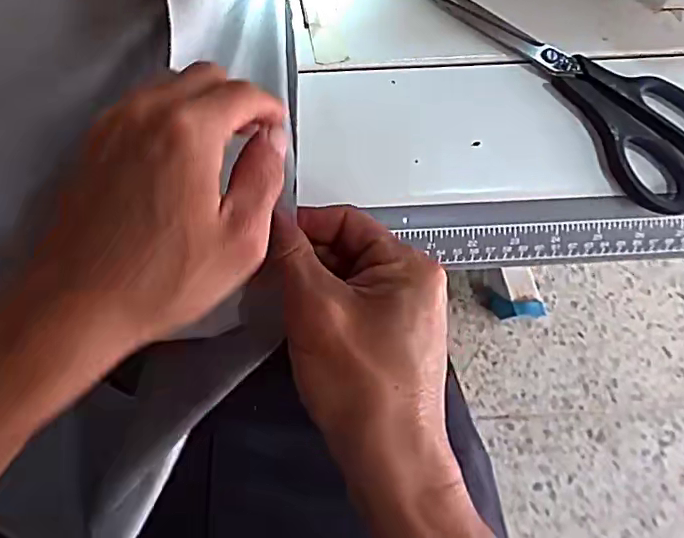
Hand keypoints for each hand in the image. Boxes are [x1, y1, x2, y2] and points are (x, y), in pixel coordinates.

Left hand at [14, 62, 287, 360]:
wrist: (75, 300)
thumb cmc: (157, 280)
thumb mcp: (238, 241)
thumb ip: (264, 178)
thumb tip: (270, 142)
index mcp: (188, 130)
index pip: (241, 92)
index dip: (267, 107)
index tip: (274, 126)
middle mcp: (148, 111)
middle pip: (206, 75)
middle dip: (236, 97)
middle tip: (249, 133)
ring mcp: (116, 120)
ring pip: (171, 83)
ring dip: (200, 100)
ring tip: (213, 141)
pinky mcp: (95, 136)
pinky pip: (141, 102)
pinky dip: (167, 111)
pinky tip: (172, 150)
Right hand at [273, 205, 486, 536]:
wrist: (389, 465)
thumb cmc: (365, 392)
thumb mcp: (314, 306)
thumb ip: (291, 253)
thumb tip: (274, 217)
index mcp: (409, 266)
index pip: (345, 219)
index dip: (303, 224)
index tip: (270, 234)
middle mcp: (413, 283)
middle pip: (343, 246)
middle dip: (304, 258)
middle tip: (271, 271)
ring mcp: (403, 312)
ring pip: (341, 275)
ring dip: (309, 284)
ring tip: (284, 300)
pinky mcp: (389, 336)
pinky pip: (347, 301)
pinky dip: (321, 306)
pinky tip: (301, 322)